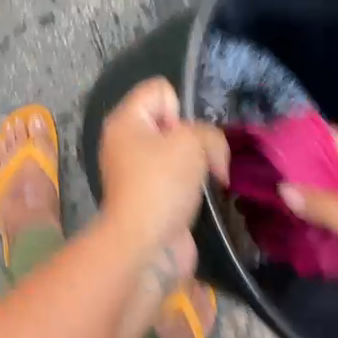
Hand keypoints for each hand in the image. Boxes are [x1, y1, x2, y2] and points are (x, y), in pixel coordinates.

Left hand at [97, 78, 229, 251]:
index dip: (180, 108)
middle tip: (199, 159)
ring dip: (196, 164)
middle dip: (193, 137)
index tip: (182, 136)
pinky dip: (190, 186)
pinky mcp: (150, 198)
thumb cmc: (160, 186)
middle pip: (171, 120)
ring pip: (177, 151)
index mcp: (125, 120)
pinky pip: (177, 178)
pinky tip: (199, 198)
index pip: (160, 89)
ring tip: (206, 179)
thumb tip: (211, 153)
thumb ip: (210, 134)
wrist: (143, 249)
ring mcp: (137, 171)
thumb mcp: (192, 143)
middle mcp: (126, 141)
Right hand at [278, 127, 337, 319]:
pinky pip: (337, 233)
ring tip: (269, 201)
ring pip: (332, 203)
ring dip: (307, 203)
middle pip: (332, 170)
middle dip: (300, 170)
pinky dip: (318, 231)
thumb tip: (283, 186)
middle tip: (262, 169)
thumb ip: (320, 203)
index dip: (307, 133)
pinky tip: (292, 234)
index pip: (336, 139)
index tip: (274, 134)